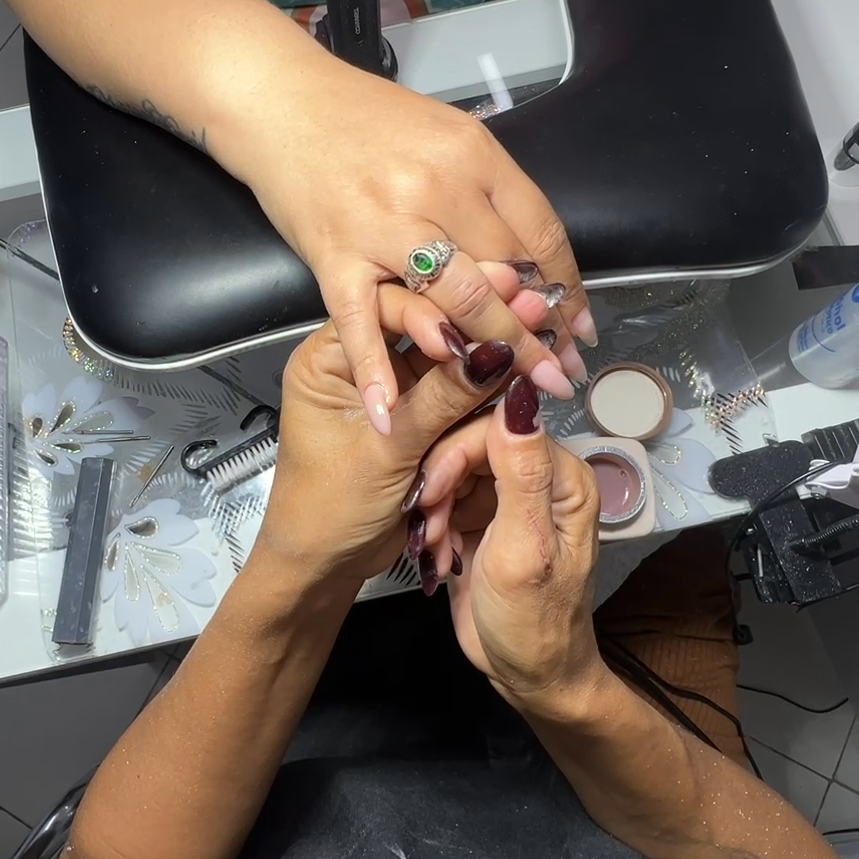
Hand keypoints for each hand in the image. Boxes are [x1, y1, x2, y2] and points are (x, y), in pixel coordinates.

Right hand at [219, 57, 595, 435]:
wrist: (280, 100)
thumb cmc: (361, 118)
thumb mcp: (443, 135)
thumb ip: (484, 192)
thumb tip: (526, 256)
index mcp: (471, 154)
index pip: (540, 234)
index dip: (567, 290)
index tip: (578, 329)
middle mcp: (434, 189)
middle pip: (507, 277)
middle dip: (541, 334)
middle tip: (561, 377)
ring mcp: (382, 226)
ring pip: (454, 303)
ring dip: (492, 356)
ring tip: (516, 392)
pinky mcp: (334, 256)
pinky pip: (362, 323)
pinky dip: (376, 371)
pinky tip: (391, 413)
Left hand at [256, 316, 518, 582]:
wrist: (326, 563)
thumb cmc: (327, 510)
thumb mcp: (385, 451)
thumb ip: (441, 400)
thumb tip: (494, 353)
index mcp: (328, 359)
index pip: (382, 309)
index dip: (431, 312)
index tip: (474, 326)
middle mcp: (357, 362)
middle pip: (419, 325)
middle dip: (470, 318)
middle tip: (521, 295)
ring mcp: (388, 385)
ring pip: (442, 354)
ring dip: (484, 343)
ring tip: (532, 321)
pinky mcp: (413, 412)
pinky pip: (451, 387)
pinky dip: (482, 381)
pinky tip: (519, 358)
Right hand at [444, 376, 603, 705]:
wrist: (526, 674)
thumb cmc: (534, 621)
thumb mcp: (524, 547)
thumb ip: (521, 472)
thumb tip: (518, 395)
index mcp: (561, 476)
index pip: (497, 426)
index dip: (455, 453)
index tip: (431, 495)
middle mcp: (537, 477)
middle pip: (468, 445)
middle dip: (440, 486)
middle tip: (428, 527)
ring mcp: (508, 496)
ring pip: (451, 471)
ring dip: (434, 511)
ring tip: (437, 551)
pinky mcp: (484, 517)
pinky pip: (446, 500)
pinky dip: (434, 528)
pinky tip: (440, 559)